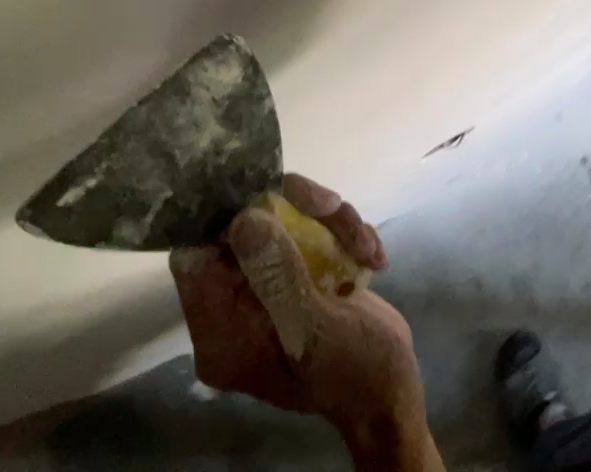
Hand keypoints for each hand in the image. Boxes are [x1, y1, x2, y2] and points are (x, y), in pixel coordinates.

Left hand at [168, 174, 419, 442]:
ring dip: (333, 224)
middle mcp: (235, 307)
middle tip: (336, 207)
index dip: (230, 221)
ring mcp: (269, 288)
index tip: (273, 198)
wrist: (392, 391)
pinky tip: (372, 257)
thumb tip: (246, 219)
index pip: (199, 259)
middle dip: (299, 213)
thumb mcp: (315, 327)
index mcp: (222, 331)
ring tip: (368, 250)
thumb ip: (278, 275)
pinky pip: (311, 232)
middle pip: (246, 230)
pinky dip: (345, 235)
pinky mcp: (299, 275)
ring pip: (285, 223)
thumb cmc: (354, 371)